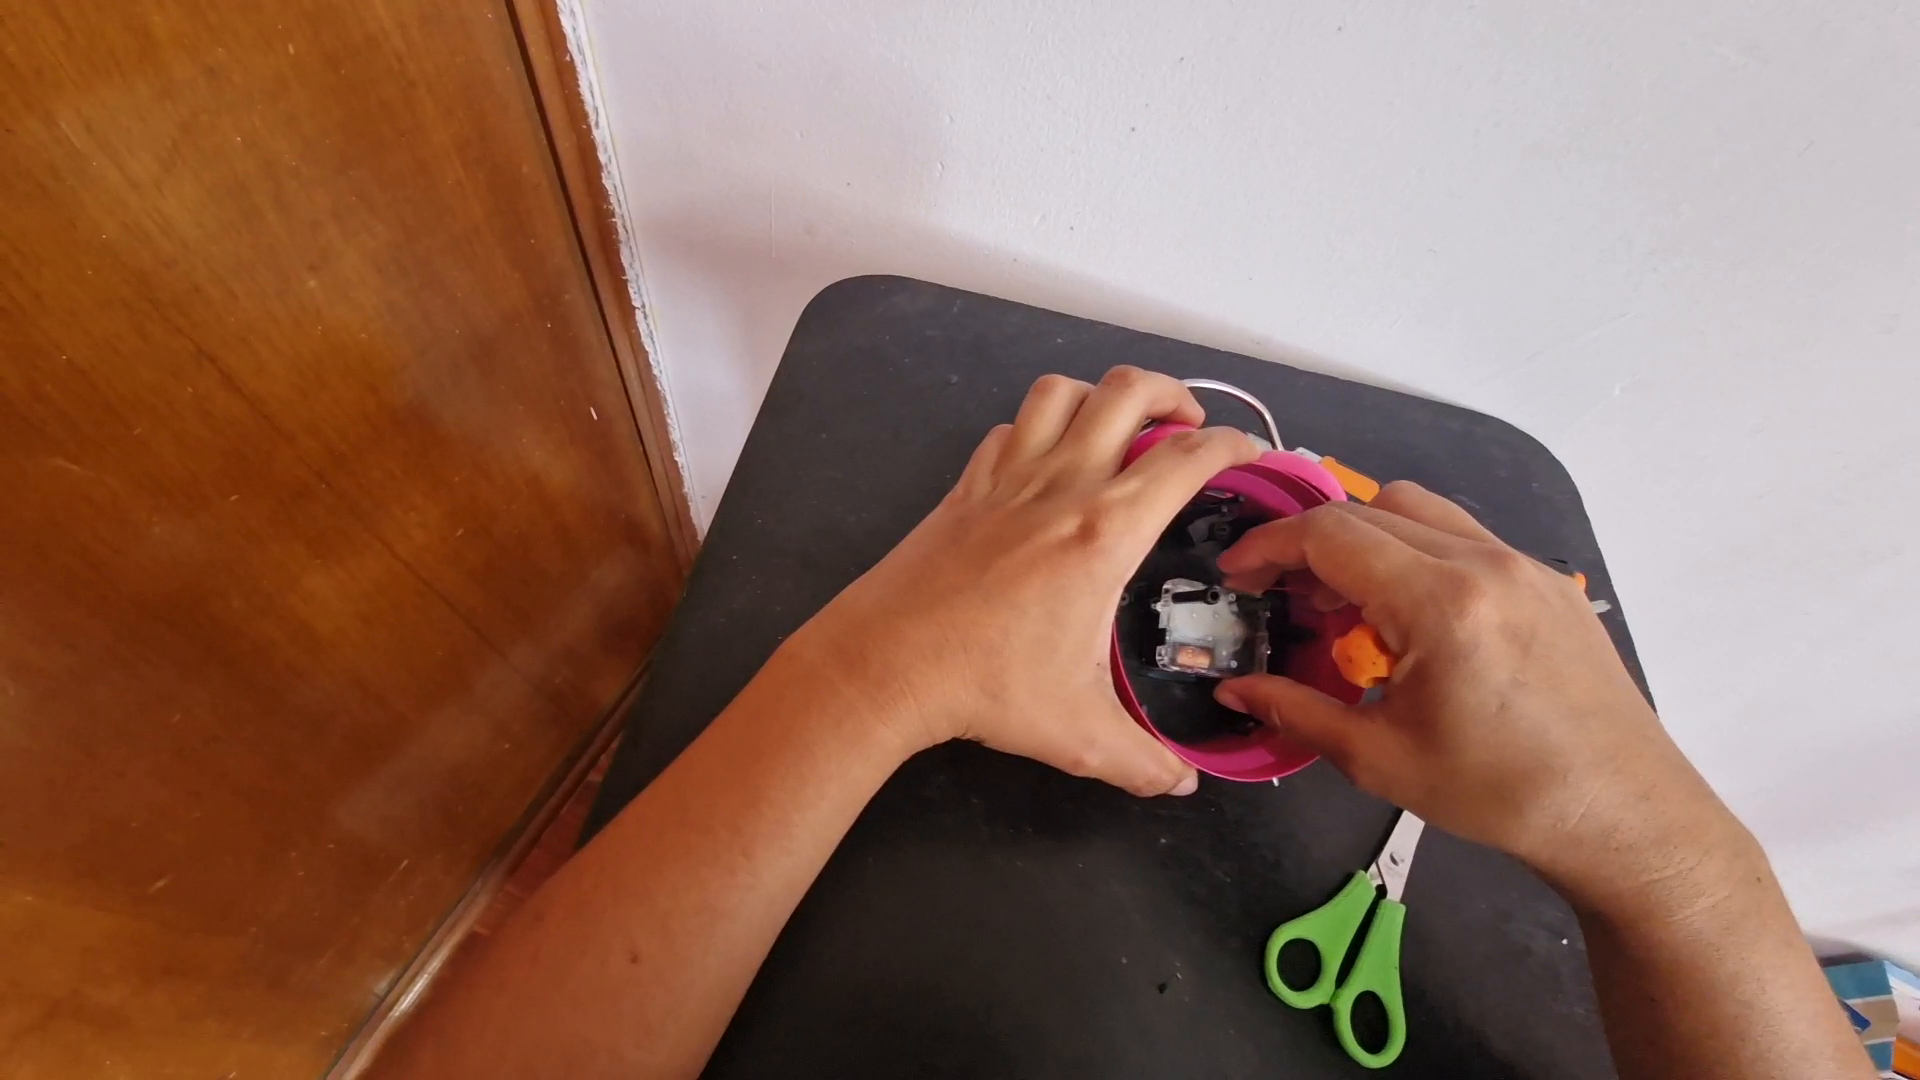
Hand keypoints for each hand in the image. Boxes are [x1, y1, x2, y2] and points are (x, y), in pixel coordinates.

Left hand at [778, 367, 1258, 796]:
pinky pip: (1008, 430)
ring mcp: (1005, 478)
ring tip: (1115, 427)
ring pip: (1058, 392)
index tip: (1248, 455)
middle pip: (1124, 392)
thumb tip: (1181, 784)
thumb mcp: (1079, 734)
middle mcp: (1059, 486)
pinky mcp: (964, 486)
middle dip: (1170, 392)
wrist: (884, 661)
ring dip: (1097, 395)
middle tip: (1185, 426)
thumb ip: (1143, 761)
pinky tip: (1043, 462)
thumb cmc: (984, 686)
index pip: (1186, 460)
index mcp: (1103, 532)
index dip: (1231, 445)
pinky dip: (1036, 428)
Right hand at [1212, 482, 1728, 884]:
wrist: (1631, 822)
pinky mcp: (1547, 580)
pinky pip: (1457, 533)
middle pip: (1365, 509)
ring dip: (1357, 536)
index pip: (1330, 534)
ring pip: (1415, 508)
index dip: (1268, 544)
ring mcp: (1524, 565)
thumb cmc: (1497, 793)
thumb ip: (1293, 710)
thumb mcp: (1377, 758)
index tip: (1235, 573)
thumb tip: (1230, 690)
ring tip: (1337, 595)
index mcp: (1440, 603)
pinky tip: (1402, 609)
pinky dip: (1407, 548)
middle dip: (1303, 541)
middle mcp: (1484, 563)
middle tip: (1274, 589)